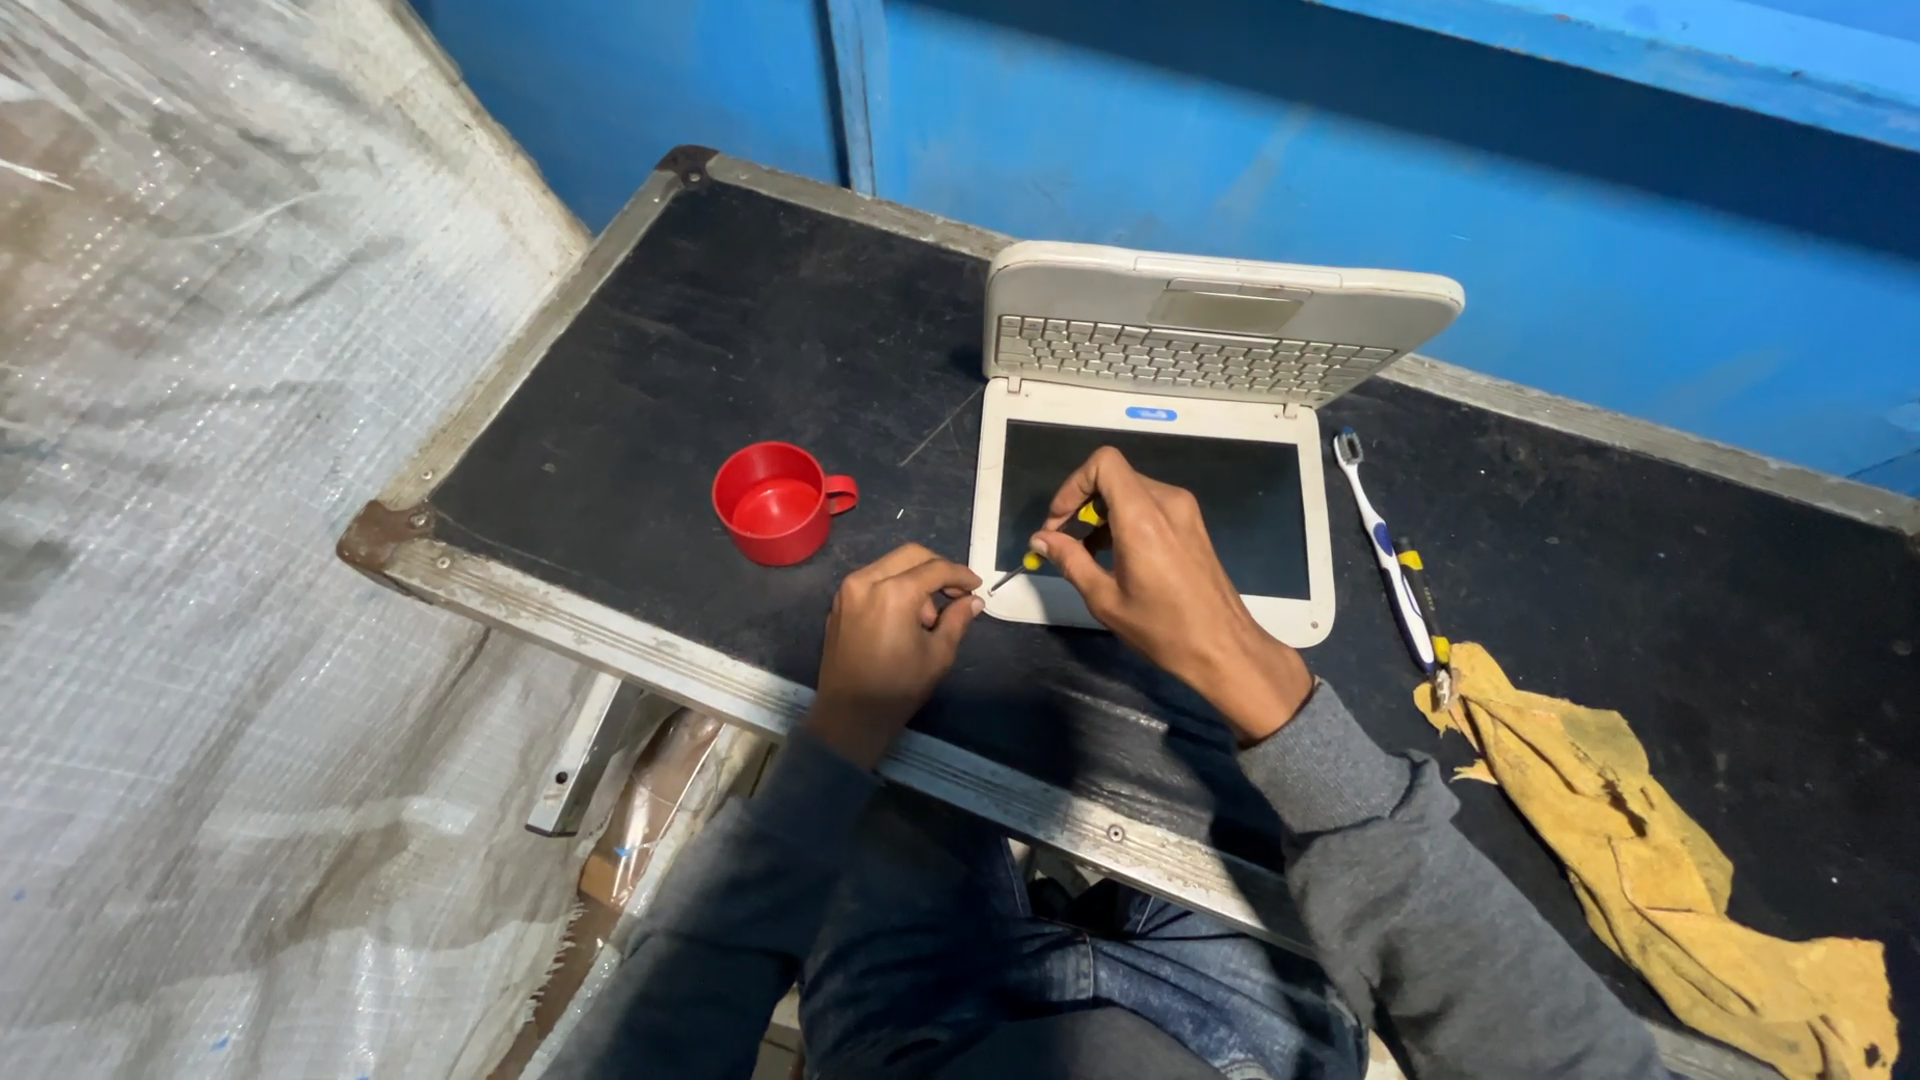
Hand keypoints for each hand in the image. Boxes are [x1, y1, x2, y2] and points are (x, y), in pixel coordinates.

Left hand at [806, 544, 983, 767]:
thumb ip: (957, 620)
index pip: (935, 569)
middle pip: (911, 555)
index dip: (960, 575)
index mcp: (893, 593)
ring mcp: (847, 591)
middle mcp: (866, 581)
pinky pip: (872, 581)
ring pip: (890, 565)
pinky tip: (905, 617)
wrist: (849, 716)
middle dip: (938, 568)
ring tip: (927, 617)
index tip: (976, 586)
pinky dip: (893, 587)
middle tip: (955, 592)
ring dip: (914, 578)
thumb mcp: (938, 654)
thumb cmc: (898, 688)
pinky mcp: (839, 604)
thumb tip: (974, 601)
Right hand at [1032, 447, 1312, 744]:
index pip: (1104, 464)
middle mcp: (1167, 502)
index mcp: (1142, 517)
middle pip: (1114, 476)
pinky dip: (1123, 519)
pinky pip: (1149, 505)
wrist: (1223, 649)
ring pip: (1130, 490)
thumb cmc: (1162, 629)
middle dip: (1081, 502)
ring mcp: (1184, 511)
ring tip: (1085, 552)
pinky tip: (1113, 554)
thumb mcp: (1105, 599)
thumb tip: (1040, 539)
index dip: (1072, 485)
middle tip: (1063, 539)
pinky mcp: (1192, 524)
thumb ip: (1070, 560)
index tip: (1058, 522)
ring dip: (1101, 512)